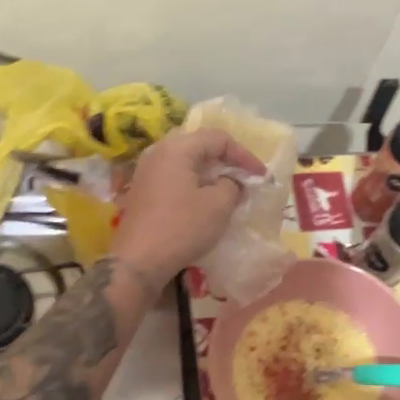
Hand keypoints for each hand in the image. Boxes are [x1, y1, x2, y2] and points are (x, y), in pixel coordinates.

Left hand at [112, 128, 267, 279]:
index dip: (244, 155)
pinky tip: (203, 201)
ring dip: (209, 172)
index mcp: (177, 148)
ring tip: (227, 190)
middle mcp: (158, 152)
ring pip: (185, 161)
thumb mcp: (218, 205)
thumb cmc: (182, 228)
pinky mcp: (142, 191)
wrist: (138, 261)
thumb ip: (232, 185)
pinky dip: (193, 183)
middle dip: (225, 160)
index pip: (218, 138)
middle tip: (243, 178)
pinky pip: (173, 176)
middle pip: (199, 145)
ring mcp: (146, 171)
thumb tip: (230, 182)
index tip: (260, 176)